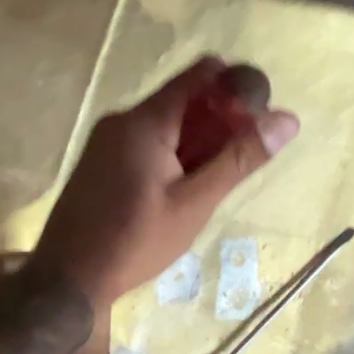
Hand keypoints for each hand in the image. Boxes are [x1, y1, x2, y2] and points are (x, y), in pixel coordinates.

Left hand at [30, 56, 300, 309]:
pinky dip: (166, 160)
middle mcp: (119, 122)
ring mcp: (102, 144)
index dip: (237, 89)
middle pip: (183, 101)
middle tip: (232, 169)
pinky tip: (172, 198)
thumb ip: (239, 159)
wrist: (65, 280)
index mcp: (143, 121)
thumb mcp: (193, 204)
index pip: (203, 73)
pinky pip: (141, 147)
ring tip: (202, 191)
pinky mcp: (96, 166)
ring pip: (163, 127)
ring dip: (192, 147)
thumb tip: (287, 120)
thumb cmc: (132, 244)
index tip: (256, 124)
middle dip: (216, 126)